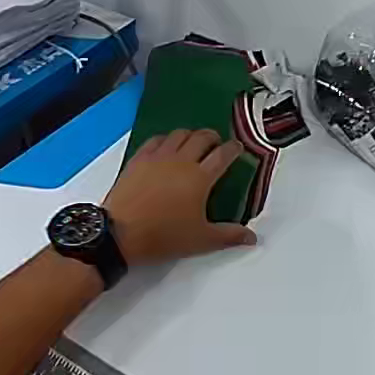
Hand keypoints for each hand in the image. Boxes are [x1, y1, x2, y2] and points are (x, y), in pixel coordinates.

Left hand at [103, 129, 257, 264]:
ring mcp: (158, 157)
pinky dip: (166, 139)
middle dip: (213, 137)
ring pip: (179, 134)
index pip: (223, 154)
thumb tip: (252, 238)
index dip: (234, 149)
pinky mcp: (139, 159)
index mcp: (200, 178)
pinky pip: (156, 140)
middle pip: (202, 137)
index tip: (238, 148)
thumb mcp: (202, 240)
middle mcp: (181, 161)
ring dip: (190, 135)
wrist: (121, 233)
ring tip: (193, 143)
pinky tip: (167, 146)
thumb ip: (229, 236)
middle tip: (217, 144)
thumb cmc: (164, 236)